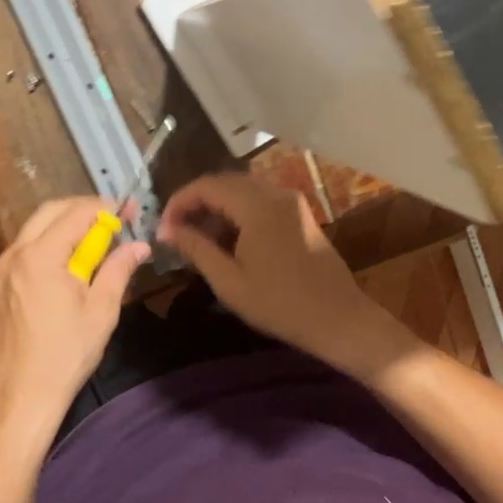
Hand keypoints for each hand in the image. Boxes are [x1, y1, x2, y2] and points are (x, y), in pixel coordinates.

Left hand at [0, 197, 149, 437]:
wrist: (21, 395)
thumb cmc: (66, 354)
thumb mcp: (101, 311)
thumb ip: (118, 270)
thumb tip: (140, 246)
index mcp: (40, 256)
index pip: (76, 214)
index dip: (106, 209)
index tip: (131, 213)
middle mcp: (14, 254)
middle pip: (50, 212)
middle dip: (83, 210)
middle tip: (113, 221)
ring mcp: (0, 270)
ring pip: (34, 230)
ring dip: (64, 227)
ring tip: (94, 242)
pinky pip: (24, 251)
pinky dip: (47, 246)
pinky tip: (67, 266)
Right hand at [157, 173, 410, 376]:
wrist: (340, 320)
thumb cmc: (281, 304)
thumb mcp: (229, 282)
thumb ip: (196, 249)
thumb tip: (168, 231)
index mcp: (258, 205)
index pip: (206, 185)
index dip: (179, 202)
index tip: (162, 229)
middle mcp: (275, 193)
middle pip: (224, 183)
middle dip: (195, 203)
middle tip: (174, 232)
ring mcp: (291, 202)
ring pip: (242, 191)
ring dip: (215, 208)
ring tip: (195, 238)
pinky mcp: (299, 214)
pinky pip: (259, 201)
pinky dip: (236, 213)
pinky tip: (225, 240)